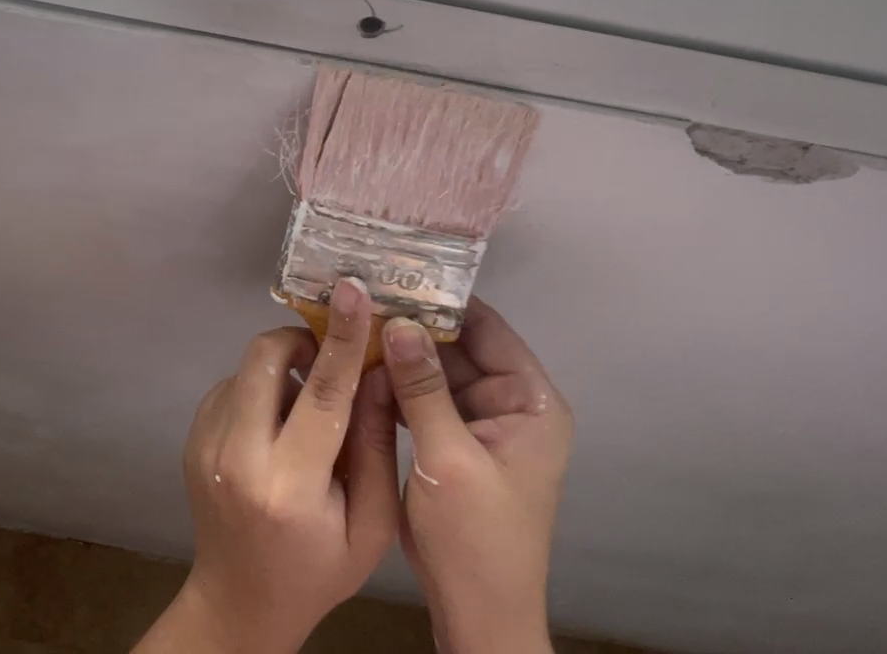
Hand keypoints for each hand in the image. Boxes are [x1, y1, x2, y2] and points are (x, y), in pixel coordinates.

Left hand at [135, 279, 399, 653]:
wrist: (239, 601)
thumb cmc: (318, 568)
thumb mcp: (371, 526)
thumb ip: (375, 446)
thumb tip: (378, 373)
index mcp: (289, 483)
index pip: (323, 392)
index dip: (342, 336)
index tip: (353, 290)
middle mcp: (237, 455)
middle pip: (266, 357)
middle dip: (301, 340)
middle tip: (328, 359)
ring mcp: (205, 443)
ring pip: (247, 367)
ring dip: (282, 370)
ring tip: (303, 411)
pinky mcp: (192, 437)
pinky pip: (232, 386)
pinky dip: (260, 390)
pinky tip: (275, 429)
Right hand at [382, 298, 572, 653]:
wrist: (475, 613)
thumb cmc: (477, 538)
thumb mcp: (449, 459)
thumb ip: (424, 389)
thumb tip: (399, 322)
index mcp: (531, 402)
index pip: (489, 329)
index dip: (445, 299)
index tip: (397, 273)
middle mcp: (510, 403)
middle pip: (459, 346)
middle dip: (413, 324)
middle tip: (364, 295)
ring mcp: (480, 423)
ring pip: (436, 371)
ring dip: (401, 353)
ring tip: (355, 320)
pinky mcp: (453, 441)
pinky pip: (424, 399)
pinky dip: (397, 384)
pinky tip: (360, 365)